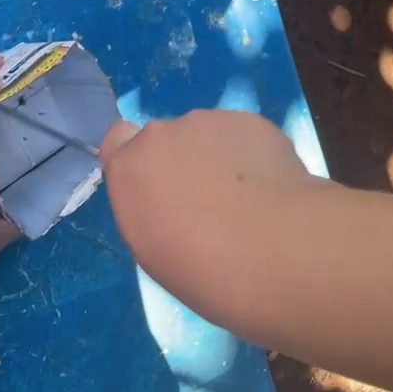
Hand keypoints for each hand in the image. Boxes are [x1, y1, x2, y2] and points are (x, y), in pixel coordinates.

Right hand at [99, 110, 315, 320]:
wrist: (274, 250)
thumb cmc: (205, 272)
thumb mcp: (155, 250)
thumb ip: (150, 207)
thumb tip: (171, 198)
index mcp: (129, 169)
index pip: (117, 139)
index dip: (138, 157)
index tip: (159, 184)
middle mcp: (160, 134)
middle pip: (166, 140)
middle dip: (183, 161)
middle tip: (212, 202)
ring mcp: (205, 120)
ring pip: (206, 135)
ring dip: (218, 158)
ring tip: (249, 199)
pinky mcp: (247, 119)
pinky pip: (242, 135)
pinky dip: (251, 155)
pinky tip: (272, 188)